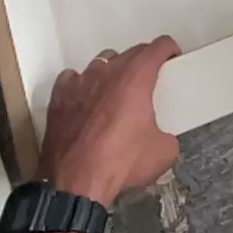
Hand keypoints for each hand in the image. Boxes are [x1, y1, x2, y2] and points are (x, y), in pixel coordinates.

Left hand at [39, 36, 181, 205]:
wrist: (75, 186)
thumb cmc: (119, 163)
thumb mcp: (163, 152)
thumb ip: (168, 134)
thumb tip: (164, 137)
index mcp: (138, 76)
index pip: (160, 46)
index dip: (170, 50)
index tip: (172, 58)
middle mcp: (110, 71)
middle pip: (132, 51)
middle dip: (144, 62)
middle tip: (149, 82)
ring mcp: (82, 81)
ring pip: (103, 61)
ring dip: (114, 71)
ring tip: (117, 91)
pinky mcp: (60, 97)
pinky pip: (73, 79)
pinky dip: (82, 85)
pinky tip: (86, 100)